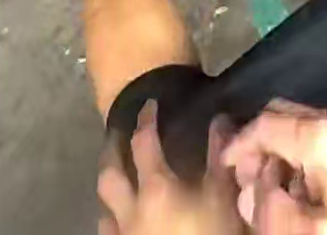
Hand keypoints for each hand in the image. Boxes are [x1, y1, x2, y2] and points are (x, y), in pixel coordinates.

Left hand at [97, 100, 246, 234]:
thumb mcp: (223, 198)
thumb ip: (219, 157)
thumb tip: (219, 118)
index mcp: (154, 188)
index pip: (143, 141)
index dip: (146, 119)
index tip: (149, 103)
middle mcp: (130, 212)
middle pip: (109, 172)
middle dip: (111, 148)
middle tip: (117, 131)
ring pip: (103, 209)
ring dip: (109, 189)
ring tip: (117, 177)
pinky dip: (112, 224)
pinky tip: (120, 224)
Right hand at [220, 100, 326, 234]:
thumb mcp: (315, 231)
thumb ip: (274, 211)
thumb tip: (251, 194)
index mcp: (315, 134)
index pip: (263, 124)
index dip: (238, 145)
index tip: (223, 169)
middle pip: (279, 117)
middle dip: (257, 144)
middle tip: (244, 181)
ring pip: (297, 131)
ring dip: (277, 155)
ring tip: (269, 196)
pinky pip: (314, 145)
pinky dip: (296, 162)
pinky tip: (299, 198)